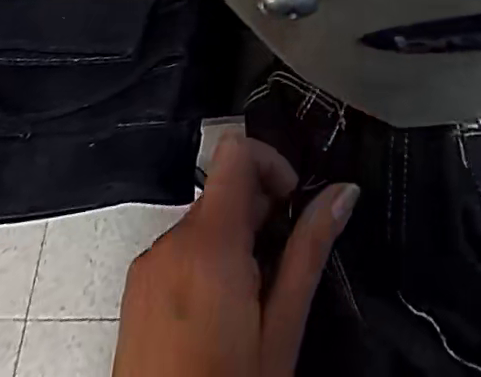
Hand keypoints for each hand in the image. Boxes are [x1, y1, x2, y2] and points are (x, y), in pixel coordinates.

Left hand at [114, 135, 357, 376]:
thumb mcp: (282, 327)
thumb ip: (310, 248)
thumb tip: (344, 192)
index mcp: (207, 244)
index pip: (237, 152)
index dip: (273, 163)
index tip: (293, 201)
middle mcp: (169, 243)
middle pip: (225, 187)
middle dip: (263, 210)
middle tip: (284, 261)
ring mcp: (147, 266)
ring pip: (207, 219)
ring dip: (239, 237)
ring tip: (257, 296)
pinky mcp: (137, 289)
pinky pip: (183, 247)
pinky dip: (211, 258)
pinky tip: (226, 311)